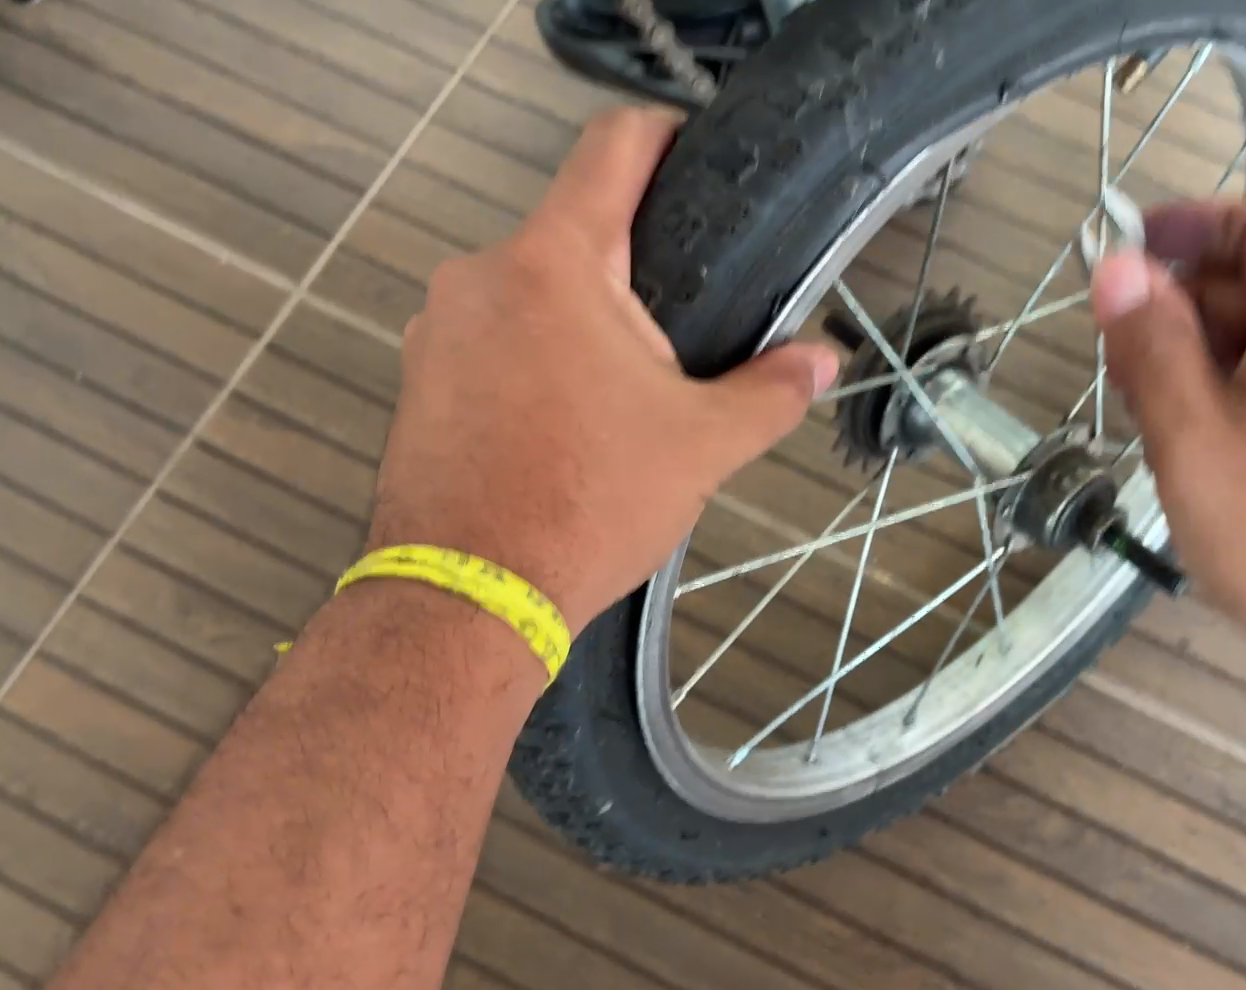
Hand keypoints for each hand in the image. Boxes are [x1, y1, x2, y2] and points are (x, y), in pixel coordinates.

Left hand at [370, 107, 837, 635]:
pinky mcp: (420, 381)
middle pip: (579, 241)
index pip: (613, 150)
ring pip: (536, 299)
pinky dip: (538, 366)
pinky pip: (495, 345)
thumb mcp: (702, 446)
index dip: (664, 137)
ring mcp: (439, 330)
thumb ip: (771, 392)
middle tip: (680, 353)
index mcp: (555, 265)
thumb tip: (825, 363)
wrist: (470, 595)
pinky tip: (566, 431)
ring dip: (586, 330)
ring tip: (623, 408)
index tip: (697, 159)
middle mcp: (482, 276)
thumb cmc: (588, 503)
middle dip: (636, 281)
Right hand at [1091, 199, 1245, 690]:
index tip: (1125, 249)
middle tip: (1111, 347)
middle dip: (1176, 297)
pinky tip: (1177, 440)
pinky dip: (1214, 392)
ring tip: (1132, 399)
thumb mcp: (1194, 434)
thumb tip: (1114, 265)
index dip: (1193, 222)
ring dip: (1189, 351)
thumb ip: (1152, 347)